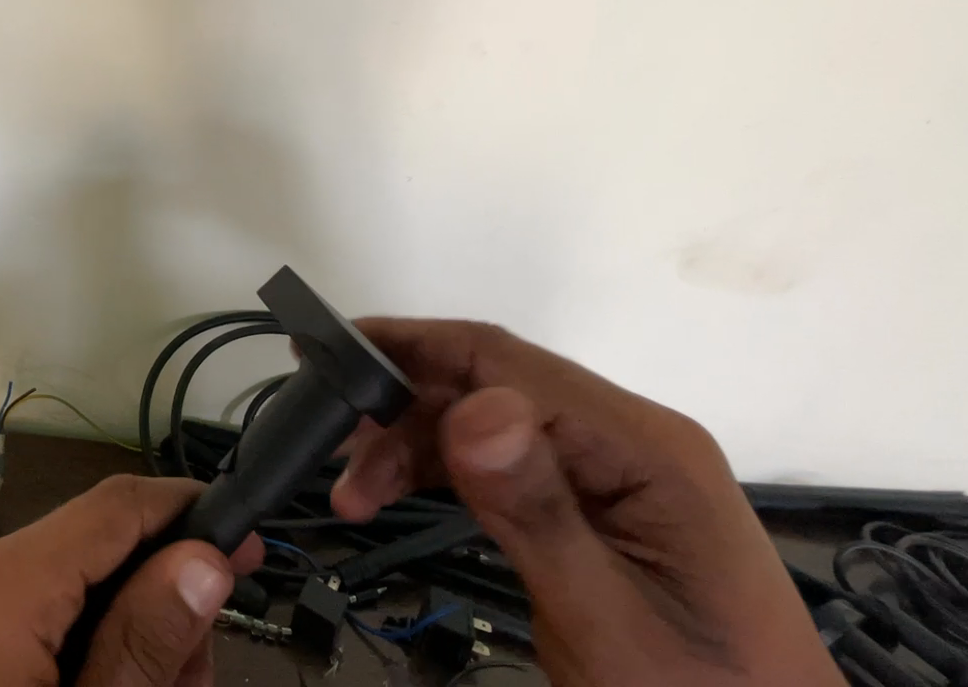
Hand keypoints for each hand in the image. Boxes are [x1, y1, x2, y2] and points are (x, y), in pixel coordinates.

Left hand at [0, 475, 263, 686]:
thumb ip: (143, 644)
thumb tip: (205, 559)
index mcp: (1, 582)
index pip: (114, 505)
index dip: (187, 509)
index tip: (245, 540)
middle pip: (100, 541)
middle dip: (160, 594)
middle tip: (194, 675)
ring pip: (80, 576)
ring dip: (130, 626)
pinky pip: (45, 603)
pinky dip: (88, 636)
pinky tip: (108, 685)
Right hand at [334, 318, 843, 686]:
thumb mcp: (610, 621)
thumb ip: (539, 512)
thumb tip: (475, 406)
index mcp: (640, 444)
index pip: (503, 363)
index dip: (409, 347)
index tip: (328, 355)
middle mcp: (620, 434)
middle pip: (483, 380)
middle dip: (397, 404)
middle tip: (328, 440)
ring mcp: (601, 463)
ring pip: (477, 416)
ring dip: (408, 443)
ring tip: (352, 493)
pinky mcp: (581, 493)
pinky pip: (492, 456)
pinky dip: (434, 466)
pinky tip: (391, 491)